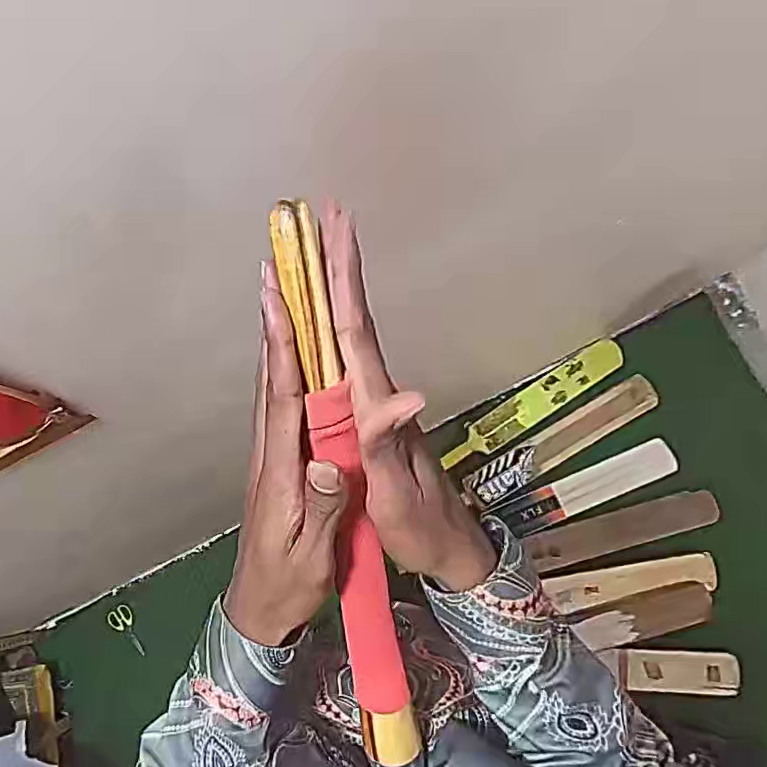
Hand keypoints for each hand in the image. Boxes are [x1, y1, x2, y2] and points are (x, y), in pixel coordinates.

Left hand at [223, 262, 351, 645]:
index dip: (281, 351)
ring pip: (270, 393)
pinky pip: (278, 412)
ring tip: (279, 300)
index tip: (279, 300)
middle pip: (269, 383)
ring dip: (274, 345)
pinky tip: (289, 363)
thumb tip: (330, 462)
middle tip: (273, 275)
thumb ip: (323, 510)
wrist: (258, 610)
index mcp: (278, 474)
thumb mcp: (312, 558)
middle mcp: (268, 459)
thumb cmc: (288, 586)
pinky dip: (281, 376)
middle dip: (272, 328)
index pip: (281, 401)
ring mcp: (269, 464)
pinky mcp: (275, 471)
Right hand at [324, 203, 495, 591]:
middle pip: (355, 327)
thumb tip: (398, 394)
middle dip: (341, 271)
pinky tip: (322, 333)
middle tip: (327, 221)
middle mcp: (379, 400)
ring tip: (318, 261)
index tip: (335, 234)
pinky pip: (346, 371)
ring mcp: (377, 411)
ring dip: (335, 298)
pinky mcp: (374, 424)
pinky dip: (332, 339)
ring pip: (351, 345)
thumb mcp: (396, 497)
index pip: (357, 338)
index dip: (344, 286)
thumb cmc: (419, 527)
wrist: (448, 546)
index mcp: (379, 410)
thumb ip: (387, 447)